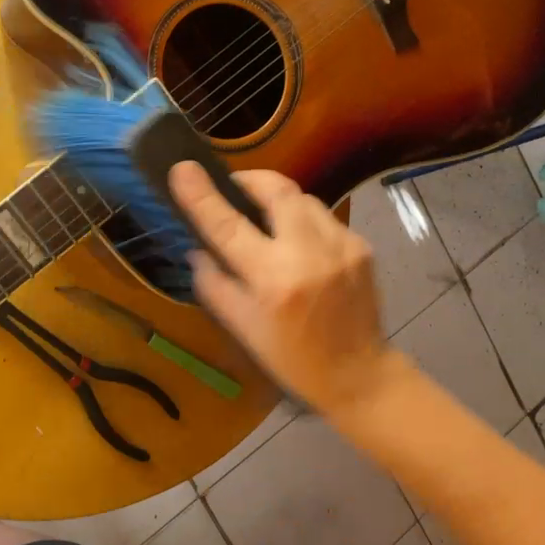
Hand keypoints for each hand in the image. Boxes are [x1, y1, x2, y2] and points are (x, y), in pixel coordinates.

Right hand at [168, 163, 398, 412]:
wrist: (357, 375)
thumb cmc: (291, 358)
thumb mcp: (243, 328)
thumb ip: (213, 285)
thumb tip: (196, 249)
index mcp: (273, 280)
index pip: (228, 225)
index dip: (202, 195)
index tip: (182, 169)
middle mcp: (309, 254)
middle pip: (277, 189)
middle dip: (250, 180)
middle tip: (233, 189)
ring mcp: (341, 245)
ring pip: (303, 198)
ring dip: (278, 201)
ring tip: (267, 222)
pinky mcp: (361, 246)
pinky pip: (323, 218)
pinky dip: (304, 222)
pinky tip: (300, 248)